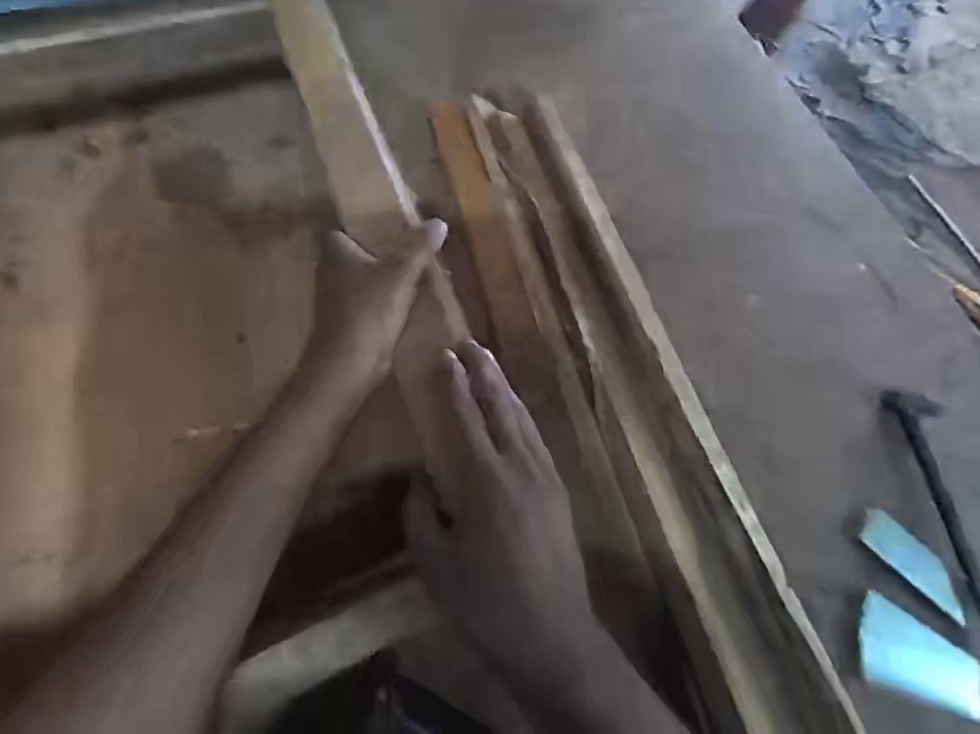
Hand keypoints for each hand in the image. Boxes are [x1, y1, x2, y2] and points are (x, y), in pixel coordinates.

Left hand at [302, 220, 446, 394]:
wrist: (347, 366)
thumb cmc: (368, 311)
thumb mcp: (400, 274)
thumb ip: (419, 247)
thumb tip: (439, 223)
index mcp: (334, 253)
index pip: (337, 230)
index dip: (356, 226)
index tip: (383, 223)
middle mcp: (328, 272)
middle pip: (352, 254)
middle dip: (376, 250)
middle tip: (407, 243)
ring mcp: (334, 299)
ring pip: (360, 278)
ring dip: (382, 275)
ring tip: (413, 268)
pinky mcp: (345, 321)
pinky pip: (367, 300)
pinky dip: (383, 298)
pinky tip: (407, 298)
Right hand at [404, 342, 603, 696]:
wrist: (554, 636)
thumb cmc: (487, 605)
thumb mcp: (436, 566)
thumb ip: (421, 516)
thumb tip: (421, 479)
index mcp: (486, 481)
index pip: (467, 418)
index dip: (455, 385)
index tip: (446, 355)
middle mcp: (520, 466)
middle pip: (501, 406)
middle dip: (485, 372)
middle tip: (470, 344)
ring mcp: (544, 475)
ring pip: (523, 418)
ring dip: (504, 388)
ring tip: (489, 366)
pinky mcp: (558, 489)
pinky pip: (535, 437)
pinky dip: (520, 414)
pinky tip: (514, 413)